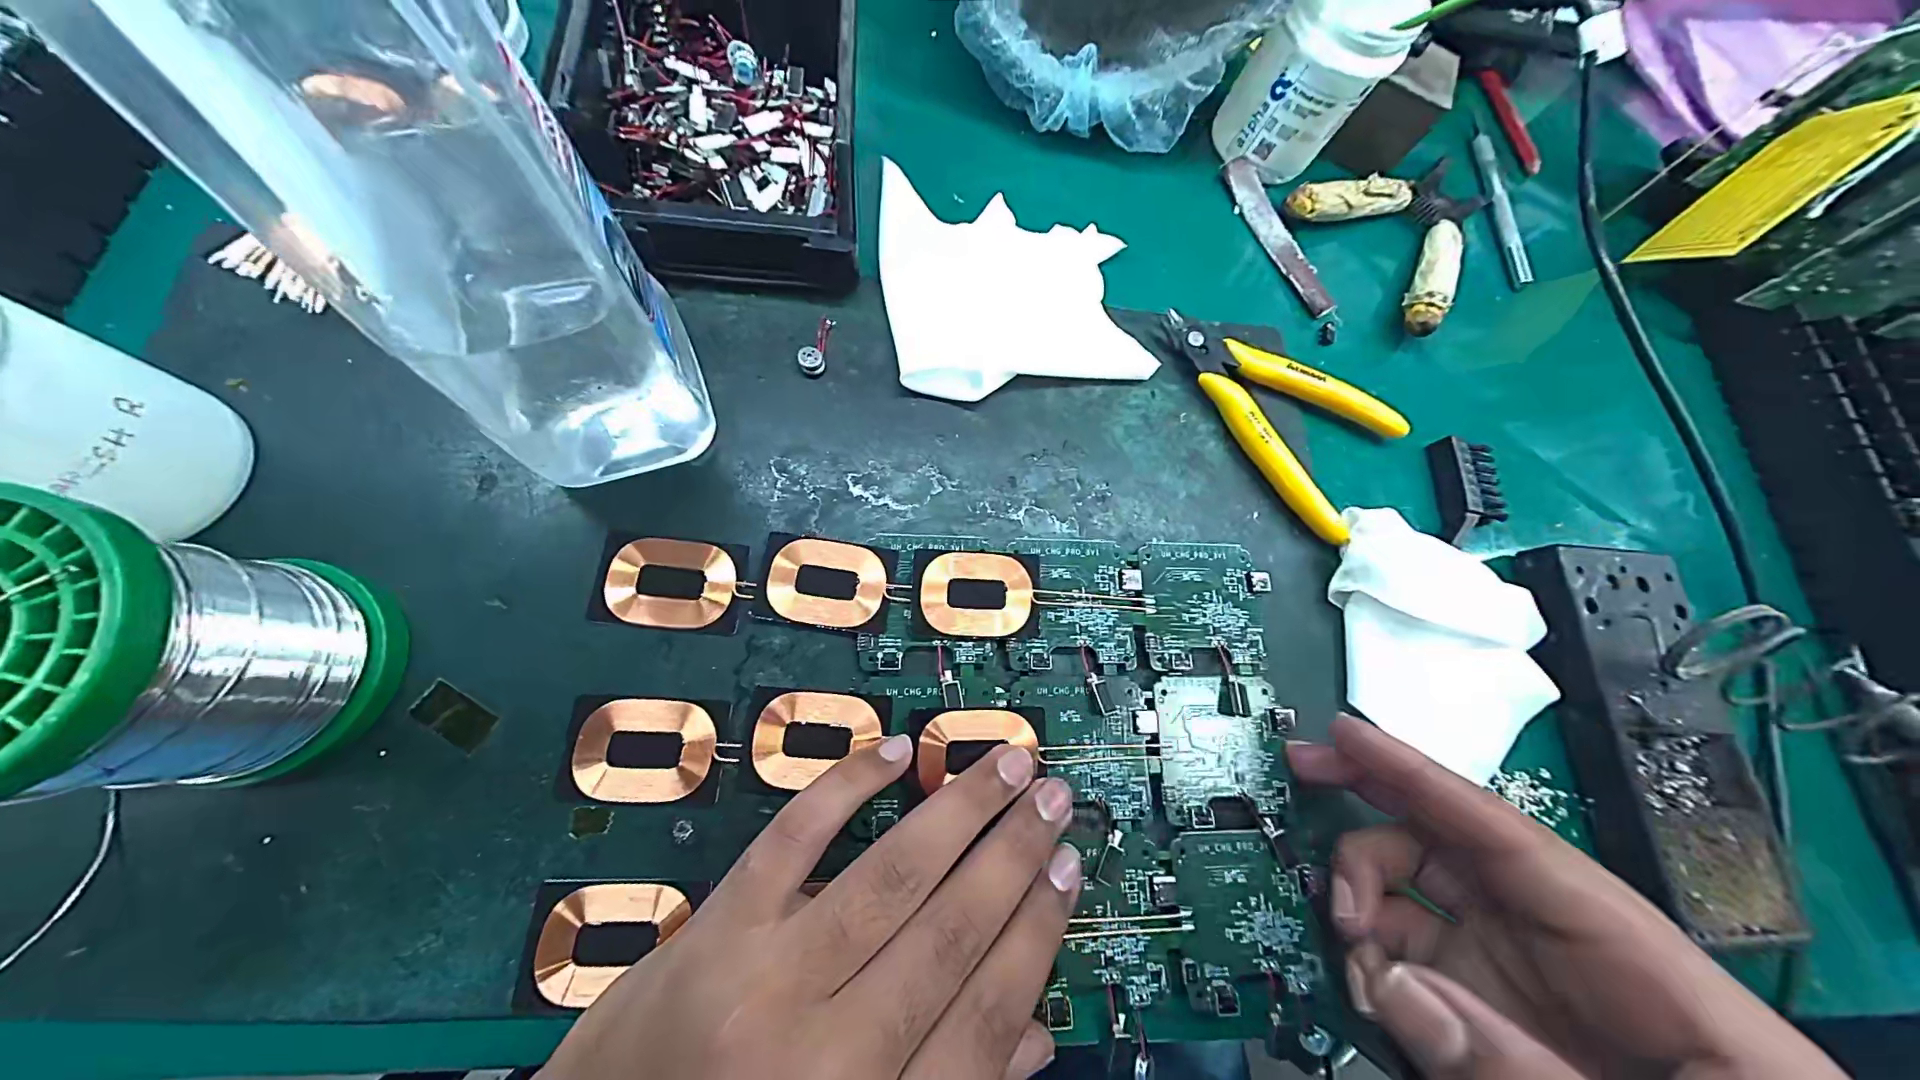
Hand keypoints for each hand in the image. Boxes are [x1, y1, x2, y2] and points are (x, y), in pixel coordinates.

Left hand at [538, 736, 1080, 1079]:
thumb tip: (1038, 1032)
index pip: (985, 1016)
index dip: (1037, 932)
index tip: (1067, 865)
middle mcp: (827, 1055)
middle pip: (948, 935)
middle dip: (1012, 854)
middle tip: (1049, 794)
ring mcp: (765, 981)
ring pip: (888, 880)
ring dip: (957, 811)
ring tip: (1004, 764)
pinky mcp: (717, 928)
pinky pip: (793, 839)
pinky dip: (847, 786)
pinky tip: (895, 751)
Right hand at [1288, 714, 1843, 1079]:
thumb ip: (1516, 1063)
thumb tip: (1390, 987)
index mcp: (1622, 944)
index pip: (1501, 831)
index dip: (1415, 772)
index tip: (1346, 732)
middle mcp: (1553, 940)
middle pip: (1439, 842)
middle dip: (1365, 807)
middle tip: (1304, 778)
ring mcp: (1511, 972)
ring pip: (1405, 895)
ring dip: (1356, 905)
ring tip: (1347, 948)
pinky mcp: (1478, 1006)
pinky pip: (1399, 954)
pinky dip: (1364, 960)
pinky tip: (1362, 986)